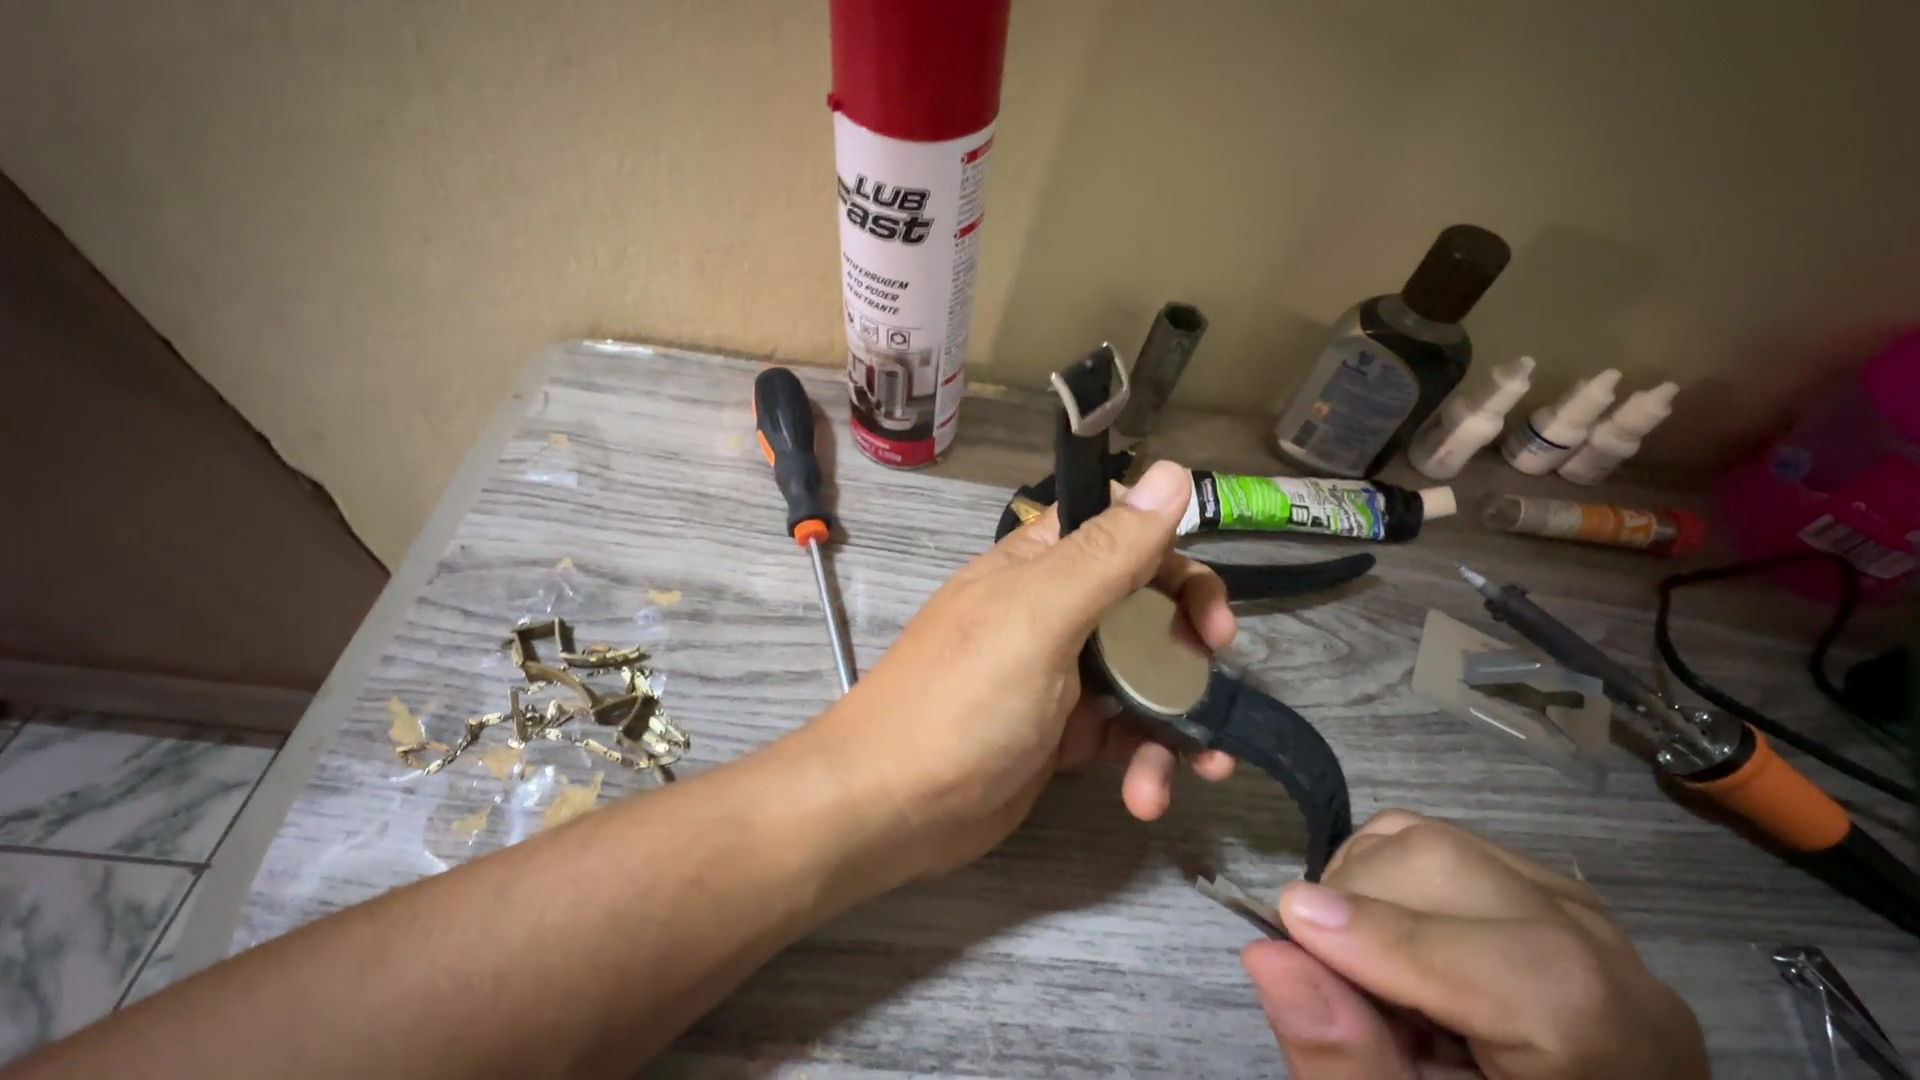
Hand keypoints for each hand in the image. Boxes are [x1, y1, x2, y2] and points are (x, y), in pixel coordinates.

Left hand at [815, 460, 1236, 878]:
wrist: (892, 807)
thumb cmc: (963, 700)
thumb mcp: (1039, 617)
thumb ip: (1108, 551)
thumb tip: (1173, 471)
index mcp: (1041, 567)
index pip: (1119, 529)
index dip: (1167, 550)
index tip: (1200, 597)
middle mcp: (1054, 611)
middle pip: (1145, 604)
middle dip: (1188, 637)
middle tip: (1214, 665)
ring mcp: (1060, 675)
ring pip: (1143, 675)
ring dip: (1178, 717)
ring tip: (1205, 764)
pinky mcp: (1064, 734)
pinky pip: (1125, 733)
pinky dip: (1148, 760)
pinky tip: (1150, 794)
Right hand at [1244, 810, 1707, 1078]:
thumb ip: (1347, 1064)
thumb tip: (1270, 955)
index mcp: (1612, 1055)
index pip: (1525, 971)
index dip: (1398, 941)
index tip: (1288, 925)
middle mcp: (1614, 967)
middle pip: (1461, 873)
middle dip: (1356, 902)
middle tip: (1319, 975)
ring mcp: (1576, 912)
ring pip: (1438, 840)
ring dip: (1362, 884)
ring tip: (1358, 966)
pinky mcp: (1534, 885)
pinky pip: (1439, 839)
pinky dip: (1382, 873)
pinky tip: (1388, 941)